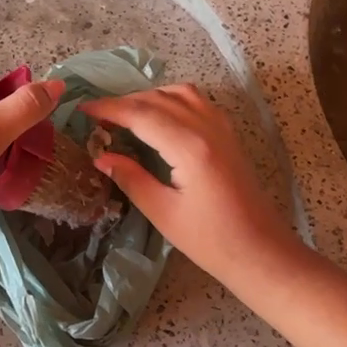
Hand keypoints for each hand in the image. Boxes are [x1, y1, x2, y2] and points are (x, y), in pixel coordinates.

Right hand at [82, 85, 298, 282]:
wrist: (263, 253)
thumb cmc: (212, 241)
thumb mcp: (164, 214)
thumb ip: (131, 179)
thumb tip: (102, 156)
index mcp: (189, 147)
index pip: (140, 114)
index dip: (108, 109)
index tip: (84, 110)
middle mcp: (207, 127)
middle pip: (157, 99)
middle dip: (123, 102)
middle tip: (98, 117)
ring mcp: (222, 128)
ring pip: (178, 93)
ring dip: (148, 97)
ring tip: (126, 114)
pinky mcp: (229, 134)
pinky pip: (196, 101)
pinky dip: (171, 99)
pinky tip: (159, 116)